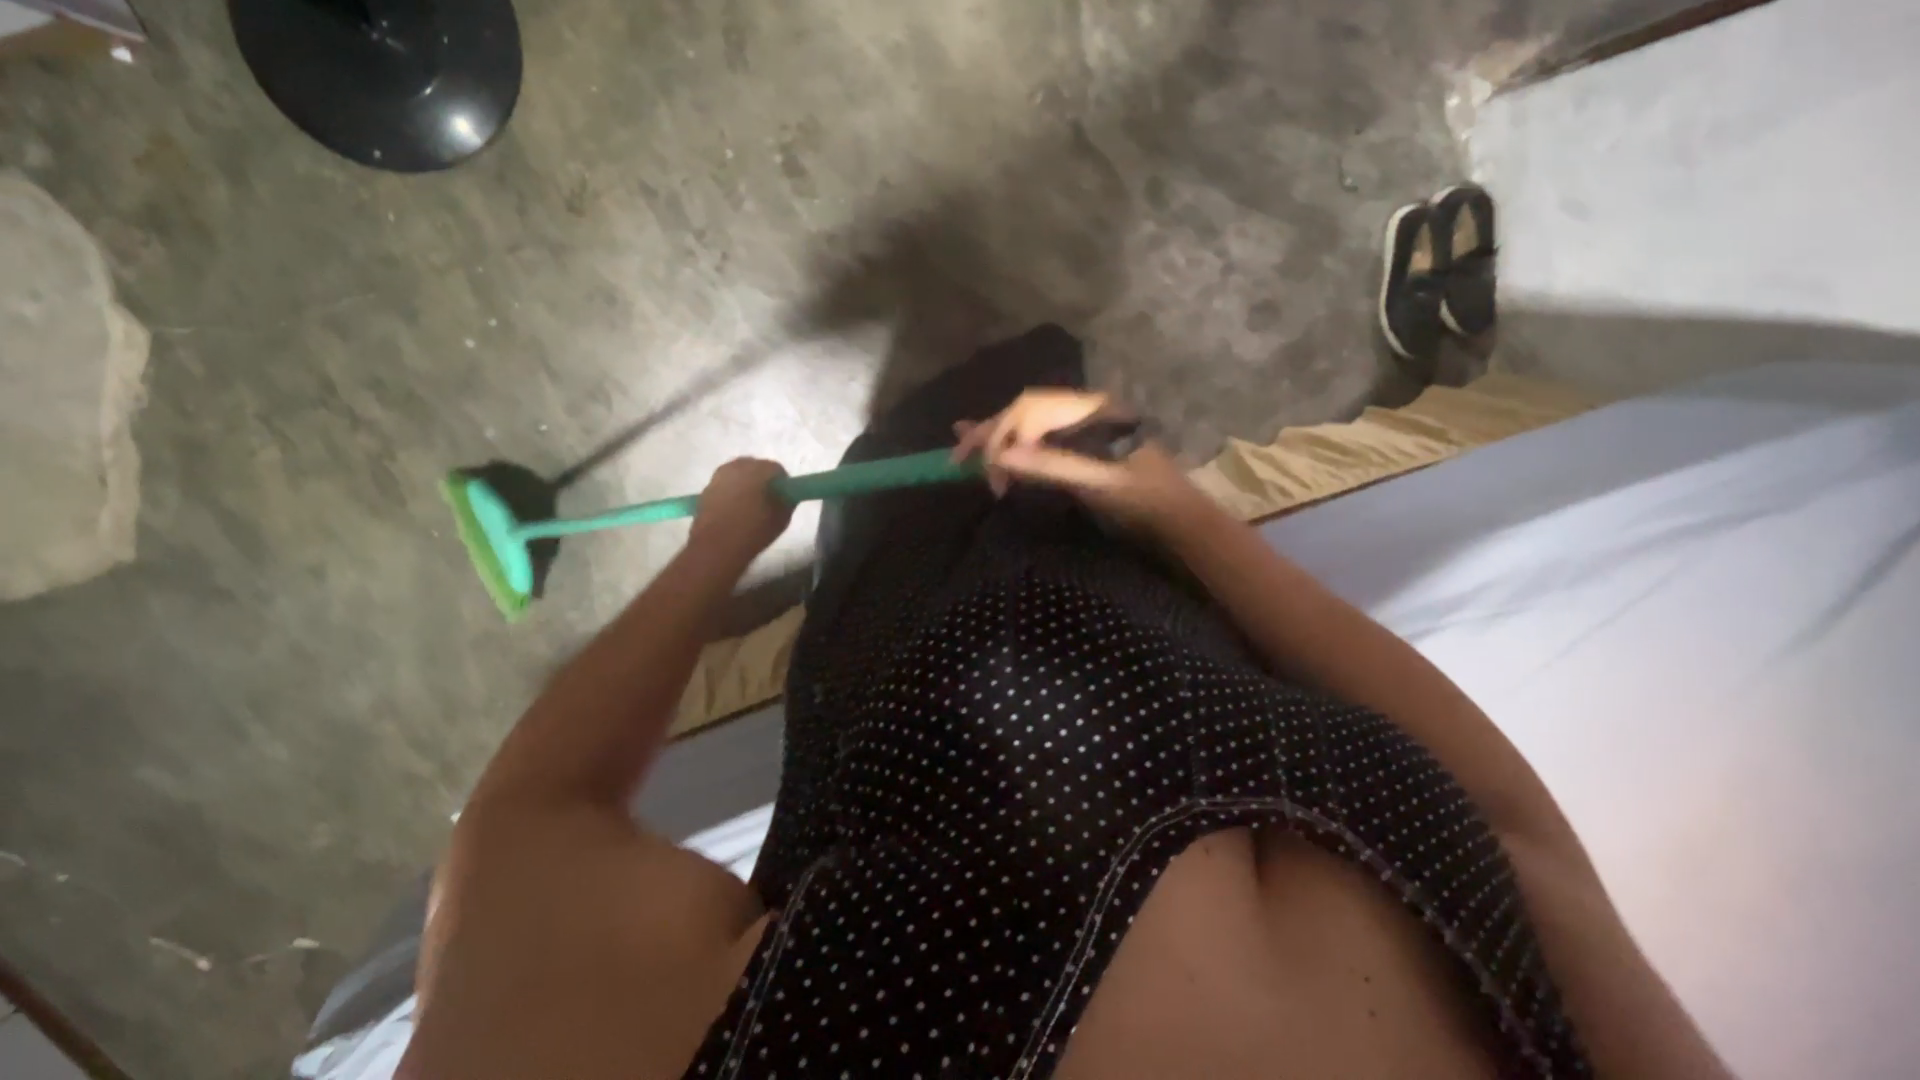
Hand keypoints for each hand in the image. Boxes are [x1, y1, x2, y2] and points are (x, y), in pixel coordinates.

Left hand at [689, 458, 793, 558]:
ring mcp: (719, 476)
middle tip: (766, 503)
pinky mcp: (705, 489)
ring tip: (748, 508)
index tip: (783, 499)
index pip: (777, 470)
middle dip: (762, 481)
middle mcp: (738, 465)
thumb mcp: (782, 518)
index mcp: (759, 469)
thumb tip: (786, 495)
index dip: (782, 485)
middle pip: (755, 468)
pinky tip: (733, 513)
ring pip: (738, 476)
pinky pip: (725, 487)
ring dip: (745, 486)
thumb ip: (787, 500)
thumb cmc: (754, 531)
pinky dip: (730, 494)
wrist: (717, 546)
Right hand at [952, 389, 1207, 531]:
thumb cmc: (1145, 499)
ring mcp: (1081, 427)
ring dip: (996, 436)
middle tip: (958, 459)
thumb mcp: (1099, 483)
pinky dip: (1014, 443)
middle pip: (1025, 412)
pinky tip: (993, 446)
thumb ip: (1053, 465)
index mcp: (1090, 409)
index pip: (1031, 411)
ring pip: (1028, 423)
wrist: (1179, 518)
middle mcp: (1082, 409)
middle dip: (991, 433)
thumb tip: (1001, 454)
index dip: (1003, 435)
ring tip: (961, 445)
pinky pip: (1039, 437)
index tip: (990, 471)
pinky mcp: (1079, 446)